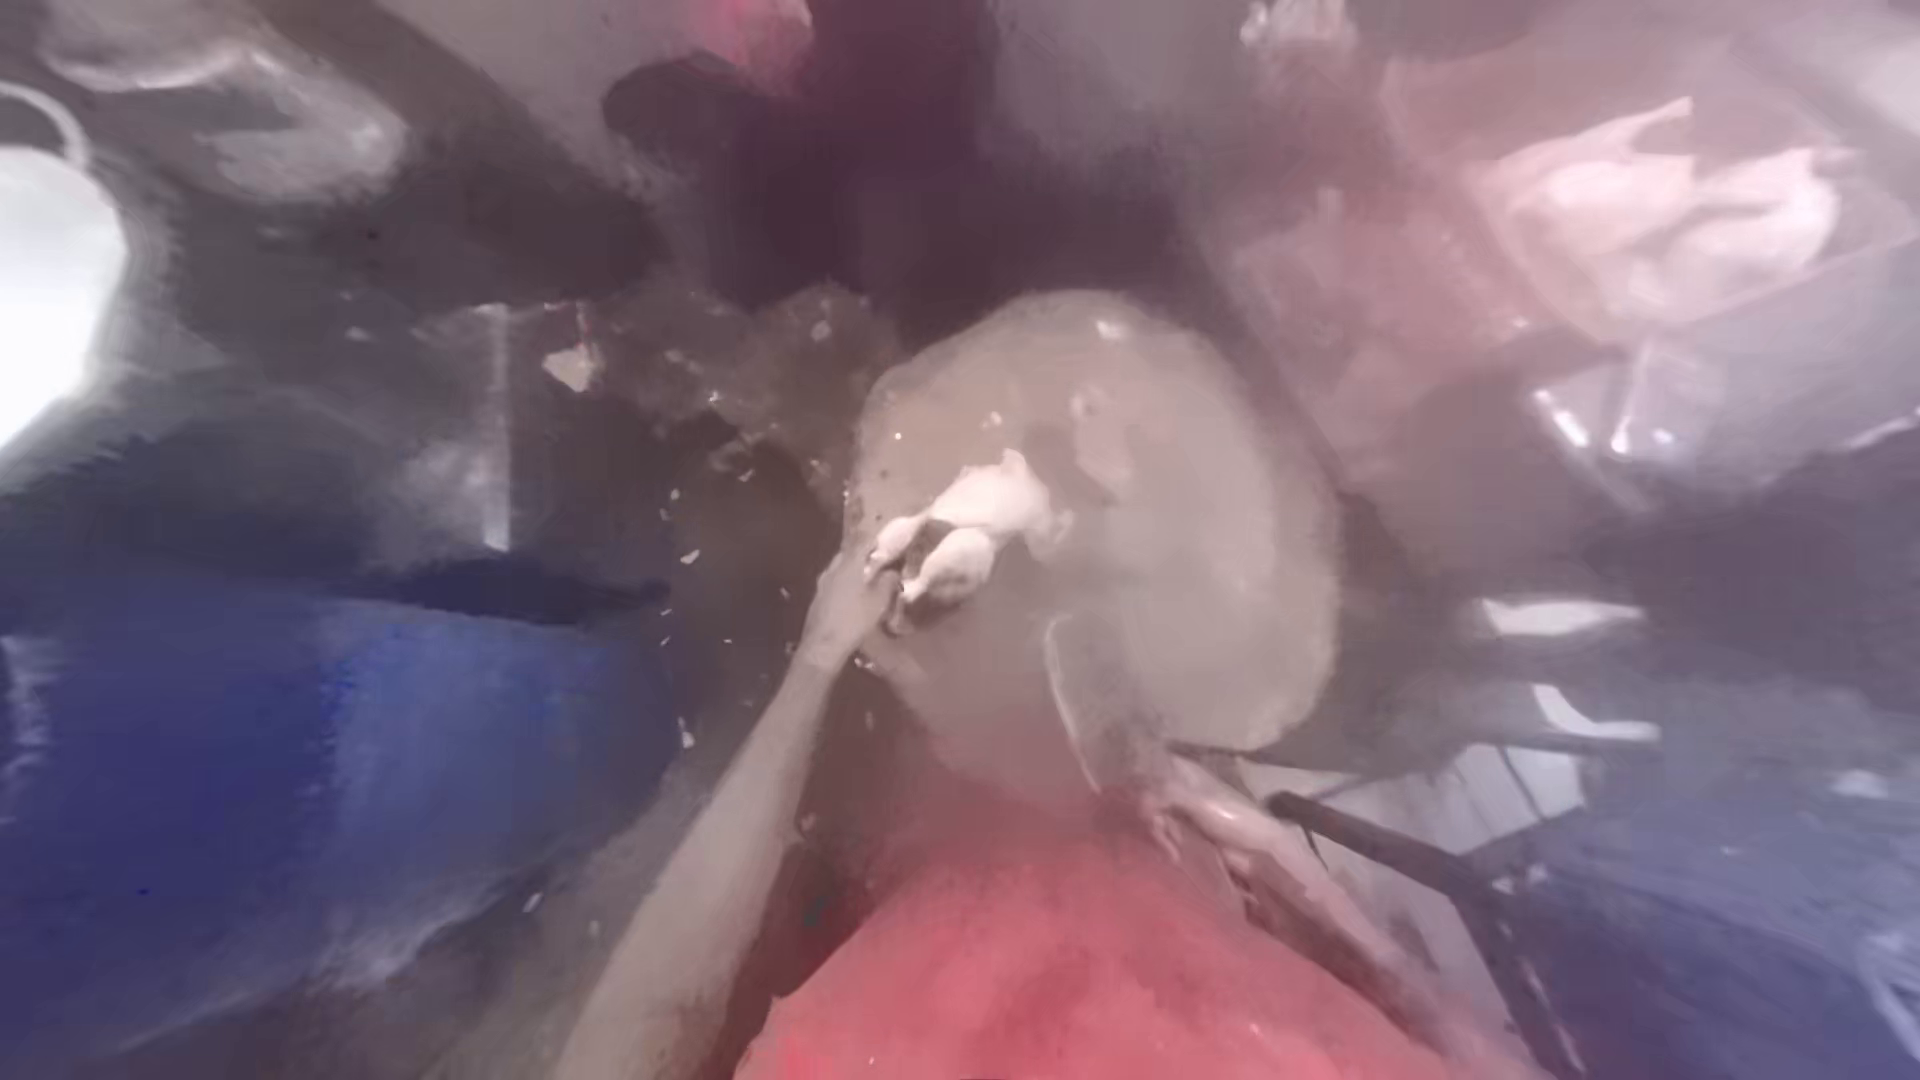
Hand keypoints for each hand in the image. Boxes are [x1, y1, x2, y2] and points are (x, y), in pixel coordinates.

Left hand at [797, 549, 898, 668]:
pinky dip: (844, 581)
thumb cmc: (855, 620)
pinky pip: (834, 581)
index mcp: (849, 565)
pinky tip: (851, 594)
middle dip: (862, 553)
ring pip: (839, 567)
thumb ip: (888, 581)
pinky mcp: (817, 597)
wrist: (823, 645)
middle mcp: (832, 569)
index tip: (884, 540)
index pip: (861, 541)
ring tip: (866, 577)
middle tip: (876, 559)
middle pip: (848, 552)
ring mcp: (822, 583)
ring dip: (852, 568)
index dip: (873, 538)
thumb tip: (893, 571)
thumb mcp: (879, 601)